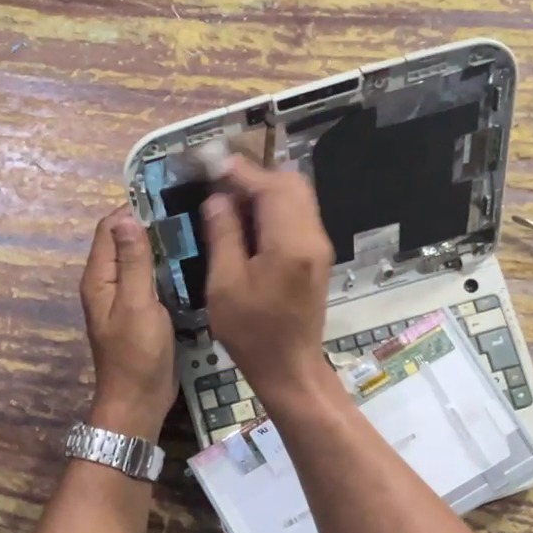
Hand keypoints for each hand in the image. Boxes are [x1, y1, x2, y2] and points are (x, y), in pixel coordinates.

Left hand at [79, 205, 177, 440]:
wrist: (139, 403)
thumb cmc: (137, 355)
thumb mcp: (137, 305)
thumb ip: (133, 262)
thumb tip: (127, 217)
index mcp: (99, 277)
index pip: (110, 227)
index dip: (135, 209)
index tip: (170, 199)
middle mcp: (108, 282)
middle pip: (126, 241)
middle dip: (152, 225)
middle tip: (190, 214)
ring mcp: (125, 298)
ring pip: (141, 260)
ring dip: (163, 246)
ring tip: (197, 233)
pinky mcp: (142, 311)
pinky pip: (152, 280)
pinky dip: (168, 268)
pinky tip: (193, 264)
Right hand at [199, 157, 336, 405]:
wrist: (289, 368)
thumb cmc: (251, 333)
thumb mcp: (224, 286)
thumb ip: (223, 236)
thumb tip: (217, 199)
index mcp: (289, 243)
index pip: (269, 187)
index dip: (240, 171)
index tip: (212, 165)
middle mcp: (312, 237)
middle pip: (290, 183)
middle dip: (255, 176)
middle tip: (221, 184)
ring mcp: (319, 247)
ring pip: (298, 197)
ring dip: (266, 191)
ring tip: (231, 203)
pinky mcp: (317, 257)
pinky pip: (299, 216)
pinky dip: (275, 208)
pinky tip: (250, 223)